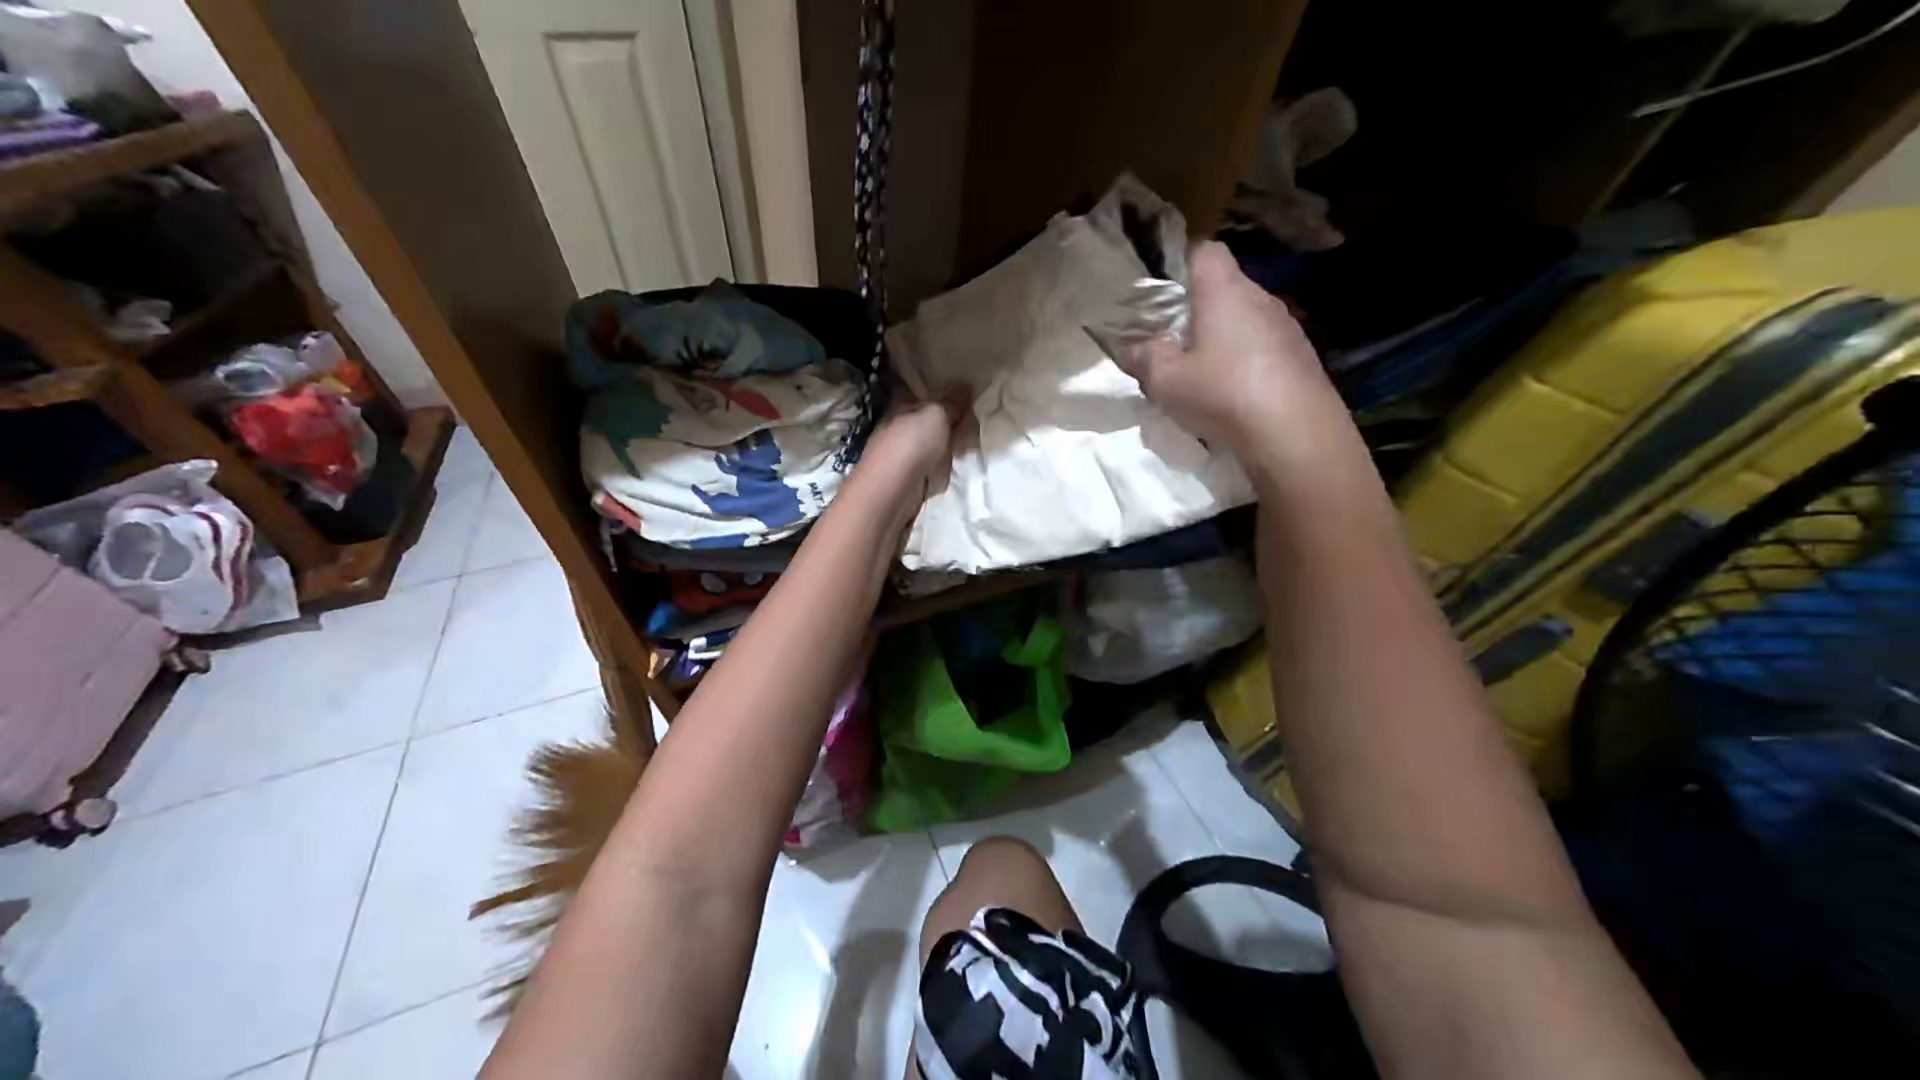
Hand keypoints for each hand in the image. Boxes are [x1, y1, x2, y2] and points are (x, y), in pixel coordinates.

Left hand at [851, 390, 965, 505]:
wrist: (893, 490)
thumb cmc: (912, 443)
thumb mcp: (937, 415)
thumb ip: (952, 402)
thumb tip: (965, 386)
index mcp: (899, 405)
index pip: (917, 391)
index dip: (937, 390)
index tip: (961, 392)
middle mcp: (897, 426)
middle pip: (927, 419)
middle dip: (947, 421)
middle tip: (971, 422)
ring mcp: (901, 452)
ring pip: (930, 443)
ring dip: (947, 445)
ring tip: (967, 446)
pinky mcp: (907, 476)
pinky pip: (931, 464)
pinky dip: (942, 465)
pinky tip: (954, 466)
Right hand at [1115, 241, 1356, 468]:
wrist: (1296, 434)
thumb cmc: (1223, 394)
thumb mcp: (1166, 381)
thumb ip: (1144, 358)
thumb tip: (1132, 347)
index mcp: (1225, 291)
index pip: (1205, 251)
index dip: (1181, 265)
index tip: (1162, 296)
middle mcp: (1260, 298)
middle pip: (1225, 287)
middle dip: (1198, 310)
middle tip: (1173, 342)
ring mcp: (1286, 326)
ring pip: (1245, 319)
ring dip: (1224, 338)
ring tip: (1203, 373)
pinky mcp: (1302, 356)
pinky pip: (1264, 346)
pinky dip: (1247, 360)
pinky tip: (1234, 393)